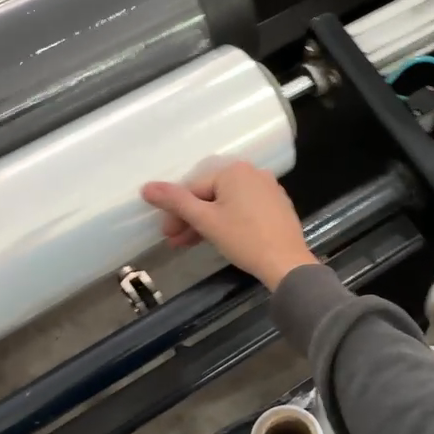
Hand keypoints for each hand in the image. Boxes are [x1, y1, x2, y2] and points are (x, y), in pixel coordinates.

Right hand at [142, 162, 315, 289]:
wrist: (286, 263)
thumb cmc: (244, 239)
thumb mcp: (206, 221)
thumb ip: (176, 202)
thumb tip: (146, 187)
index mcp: (233, 170)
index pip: (194, 189)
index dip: (177, 212)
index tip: (167, 233)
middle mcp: (252, 173)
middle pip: (211, 195)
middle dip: (190, 219)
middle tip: (175, 241)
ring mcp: (268, 189)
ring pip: (227, 204)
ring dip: (206, 224)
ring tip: (189, 244)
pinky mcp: (277, 207)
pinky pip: (244, 209)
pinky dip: (228, 222)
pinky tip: (218, 239)